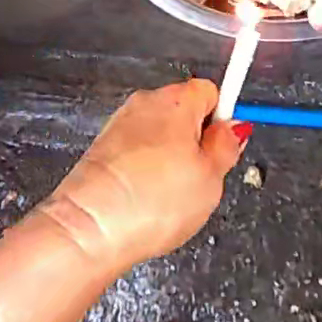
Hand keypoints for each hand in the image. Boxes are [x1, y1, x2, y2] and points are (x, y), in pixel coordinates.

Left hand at [40, 79, 245, 269]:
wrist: (87, 230)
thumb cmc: (152, 201)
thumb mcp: (211, 179)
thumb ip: (227, 147)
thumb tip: (233, 128)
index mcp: (178, 100)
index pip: (211, 91)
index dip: (221, 119)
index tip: (222, 147)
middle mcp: (147, 102)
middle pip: (184, 110)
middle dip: (194, 139)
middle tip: (198, 177)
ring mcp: (120, 123)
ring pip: (159, 132)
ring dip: (168, 156)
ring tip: (167, 196)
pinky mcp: (100, 148)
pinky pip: (135, 151)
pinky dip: (142, 169)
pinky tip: (143, 200)